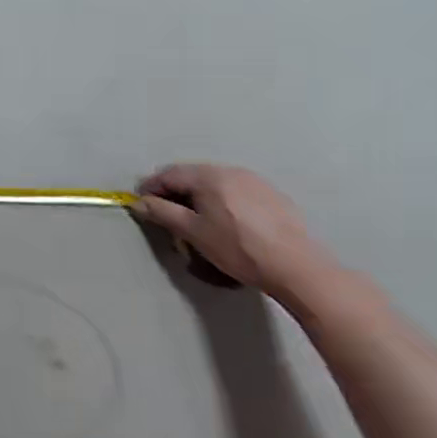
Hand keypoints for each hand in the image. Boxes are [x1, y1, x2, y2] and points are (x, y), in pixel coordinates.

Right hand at [129, 163, 336, 296]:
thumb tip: (139, 201)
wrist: (297, 267)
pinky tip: (226, 221)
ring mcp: (255, 180)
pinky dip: (221, 199)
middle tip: (166, 213)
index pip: (169, 174)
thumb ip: (163, 212)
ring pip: (215, 182)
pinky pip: (236, 190)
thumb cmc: (238, 249)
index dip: (151, 188)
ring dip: (198, 195)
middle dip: (174, 191)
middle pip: (192, 175)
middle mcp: (231, 171)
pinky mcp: (272, 194)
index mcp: (209, 176)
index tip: (141, 203)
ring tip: (196, 219)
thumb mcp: (194, 233)